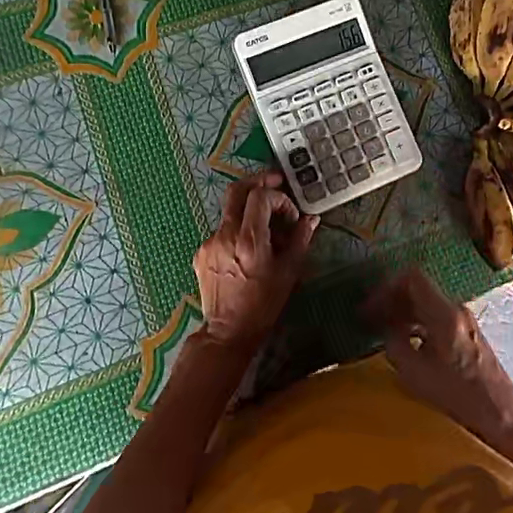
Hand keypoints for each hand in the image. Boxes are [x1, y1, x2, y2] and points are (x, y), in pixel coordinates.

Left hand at [193, 171, 318, 348]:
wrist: (228, 331)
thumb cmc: (264, 303)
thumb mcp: (289, 270)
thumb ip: (300, 239)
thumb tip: (311, 218)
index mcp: (249, 241)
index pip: (260, 197)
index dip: (280, 198)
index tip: (291, 216)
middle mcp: (225, 236)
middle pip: (236, 191)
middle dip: (258, 182)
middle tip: (276, 181)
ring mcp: (209, 243)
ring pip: (230, 211)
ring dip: (250, 210)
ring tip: (268, 227)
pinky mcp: (201, 252)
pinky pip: (223, 230)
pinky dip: (239, 229)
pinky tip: (249, 247)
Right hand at [362, 269, 512, 444]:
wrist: (497, 409)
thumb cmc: (456, 394)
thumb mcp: (414, 372)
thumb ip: (394, 343)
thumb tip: (387, 328)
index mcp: (445, 314)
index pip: (413, 278)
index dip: (386, 288)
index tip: (371, 308)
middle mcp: (456, 309)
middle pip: (419, 289)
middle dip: (391, 300)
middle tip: (369, 319)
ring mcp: (464, 319)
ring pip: (427, 303)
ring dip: (403, 312)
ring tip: (382, 330)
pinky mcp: (467, 331)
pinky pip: (437, 315)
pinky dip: (417, 322)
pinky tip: (405, 340)